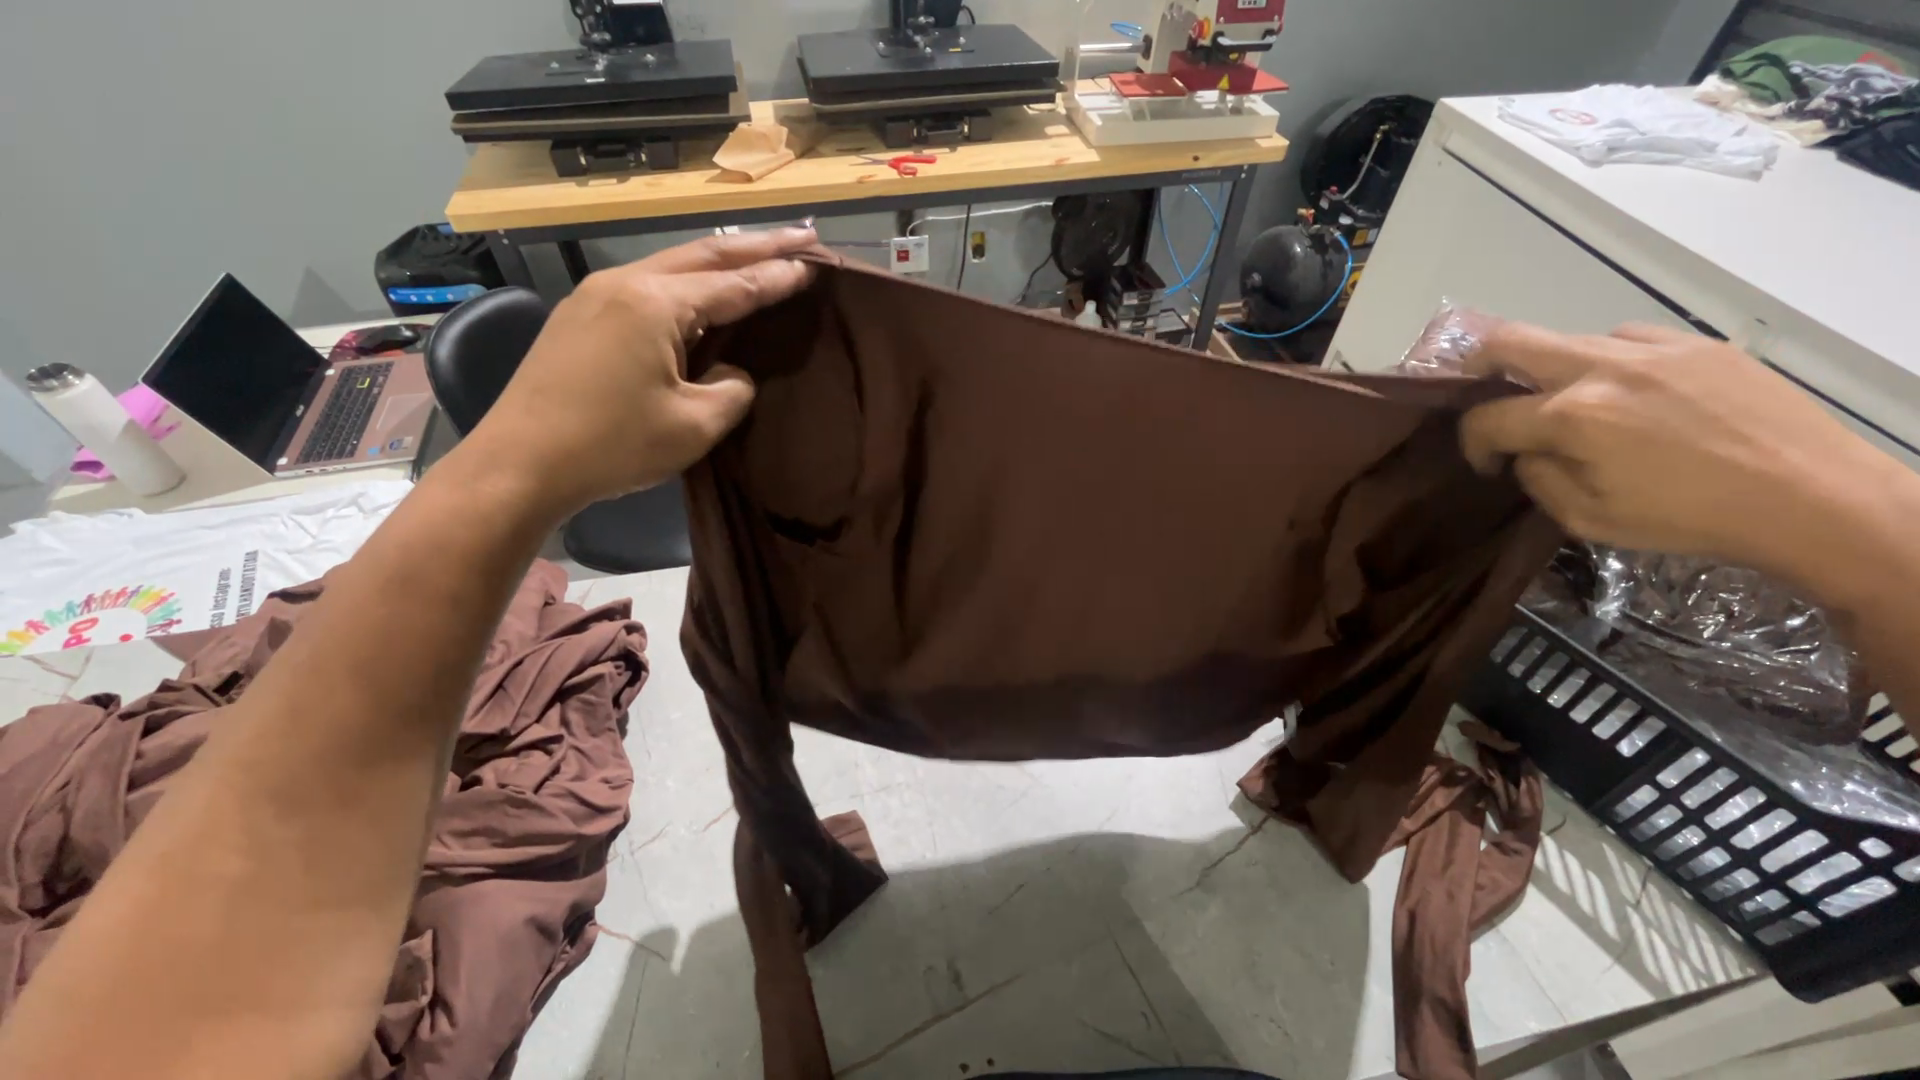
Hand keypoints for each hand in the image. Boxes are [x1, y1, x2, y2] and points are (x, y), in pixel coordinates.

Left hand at [458, 228, 817, 516]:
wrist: (519, 463)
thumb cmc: (611, 446)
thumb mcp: (693, 425)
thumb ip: (732, 390)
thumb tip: (731, 371)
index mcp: (655, 303)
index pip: (734, 284)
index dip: (778, 277)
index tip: (815, 264)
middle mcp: (624, 283)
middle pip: (704, 255)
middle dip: (758, 246)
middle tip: (803, 235)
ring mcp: (595, 296)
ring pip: (671, 266)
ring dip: (720, 261)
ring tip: (760, 256)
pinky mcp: (579, 317)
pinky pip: (645, 286)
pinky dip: (685, 283)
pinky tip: (700, 293)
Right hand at [1458, 322, 1897, 580]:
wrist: (1811, 496)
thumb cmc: (1689, 518)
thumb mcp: (1588, 518)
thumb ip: (1539, 478)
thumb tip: (1526, 453)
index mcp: (1572, 417)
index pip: (1486, 419)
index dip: (1473, 445)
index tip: (1488, 465)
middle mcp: (1601, 368)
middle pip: (1508, 342)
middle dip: (1477, 367)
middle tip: (1482, 394)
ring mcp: (1652, 348)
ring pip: (1567, 338)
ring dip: (1550, 371)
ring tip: (1573, 404)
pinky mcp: (1695, 343)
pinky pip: (1627, 339)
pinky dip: (1609, 363)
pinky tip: (1631, 393)